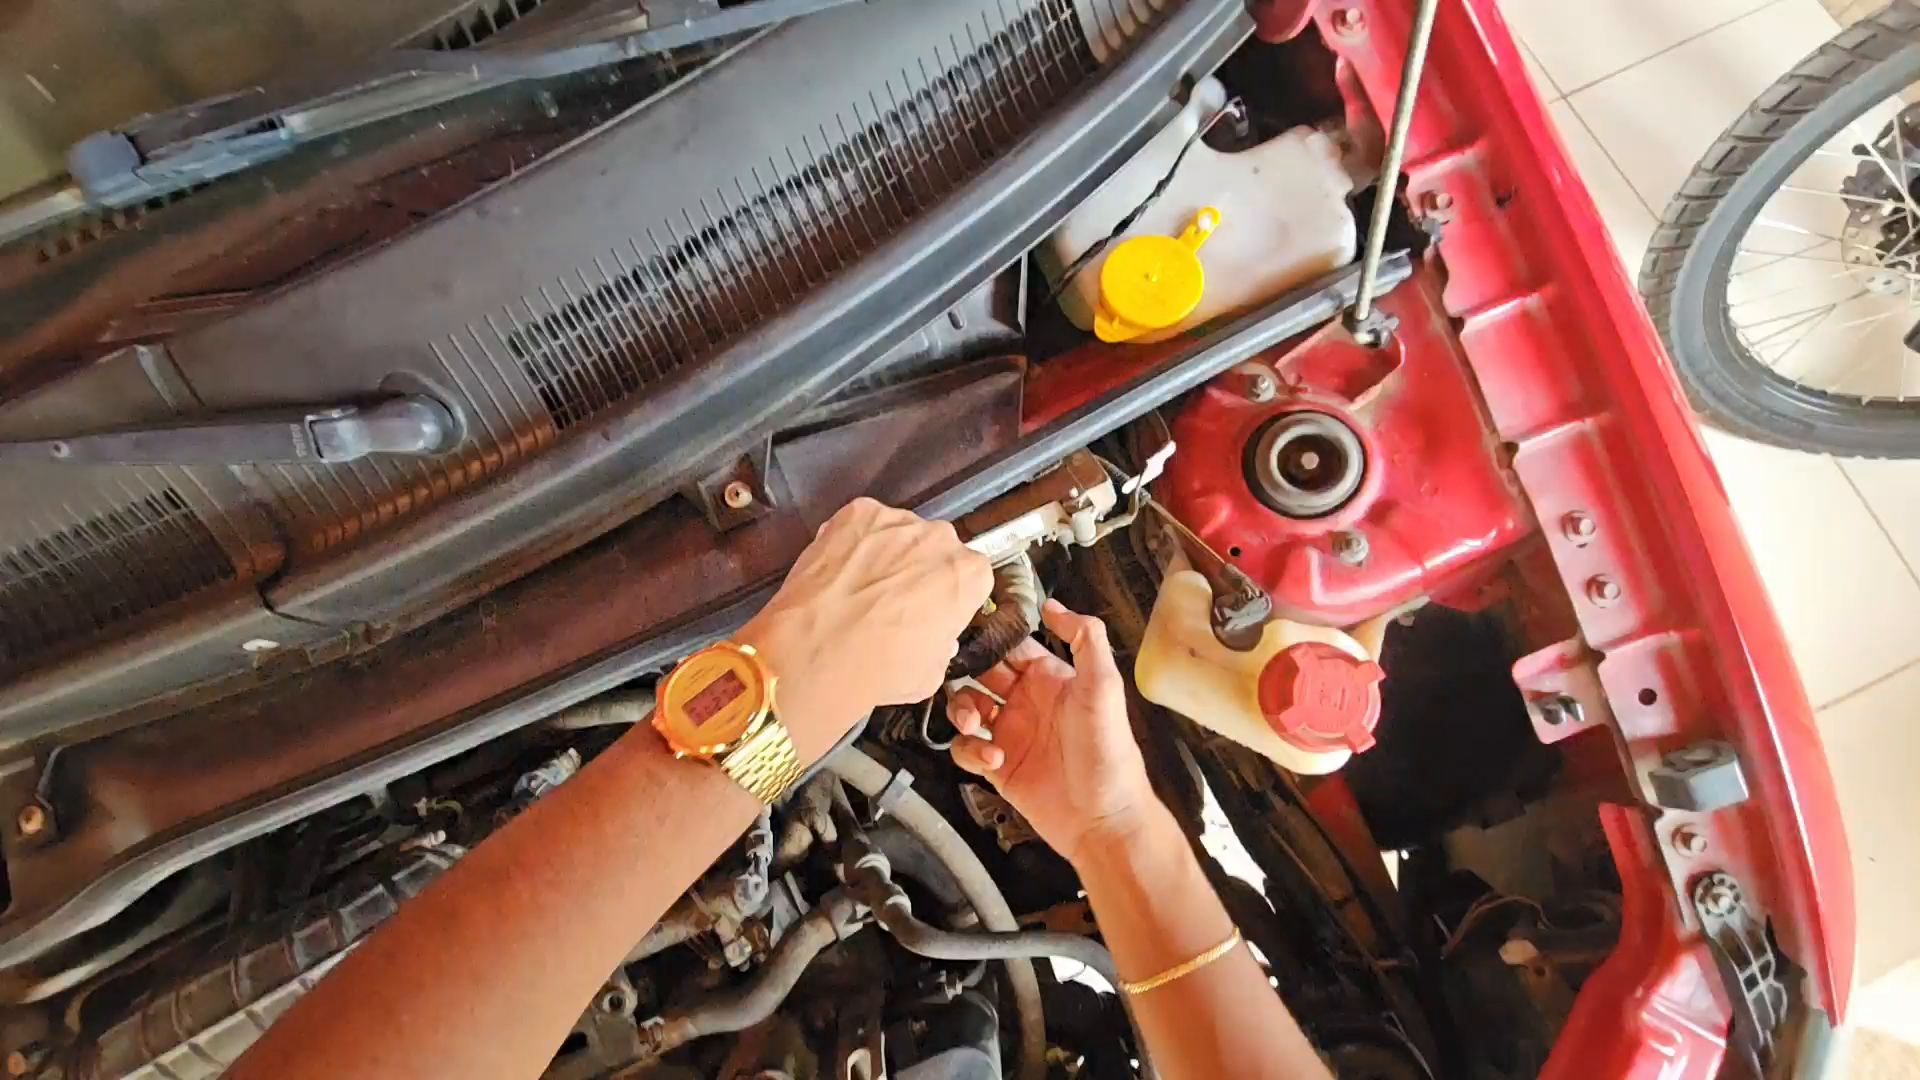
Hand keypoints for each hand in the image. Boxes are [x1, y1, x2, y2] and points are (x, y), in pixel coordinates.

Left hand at [737, 498, 992, 759]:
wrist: (818, 651)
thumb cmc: (879, 667)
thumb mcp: (931, 672)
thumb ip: (941, 643)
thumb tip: (932, 637)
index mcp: (970, 574)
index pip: (969, 577)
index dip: (948, 596)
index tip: (932, 611)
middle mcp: (940, 538)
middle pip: (936, 549)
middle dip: (919, 570)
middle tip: (893, 602)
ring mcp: (897, 521)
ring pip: (898, 534)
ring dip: (886, 554)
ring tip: (859, 589)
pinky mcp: (857, 513)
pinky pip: (862, 524)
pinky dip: (853, 541)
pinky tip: (840, 573)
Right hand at [948, 599, 1158, 865]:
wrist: (1104, 819)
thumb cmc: (1108, 750)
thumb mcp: (1103, 686)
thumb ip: (1085, 638)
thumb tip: (1052, 605)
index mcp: (1048, 677)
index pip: (1010, 645)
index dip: (989, 639)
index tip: (967, 633)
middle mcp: (1026, 701)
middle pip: (980, 673)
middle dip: (965, 672)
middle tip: (958, 675)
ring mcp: (1010, 734)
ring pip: (967, 707)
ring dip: (962, 710)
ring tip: (976, 723)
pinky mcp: (998, 767)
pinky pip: (966, 749)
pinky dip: (970, 750)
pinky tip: (993, 759)